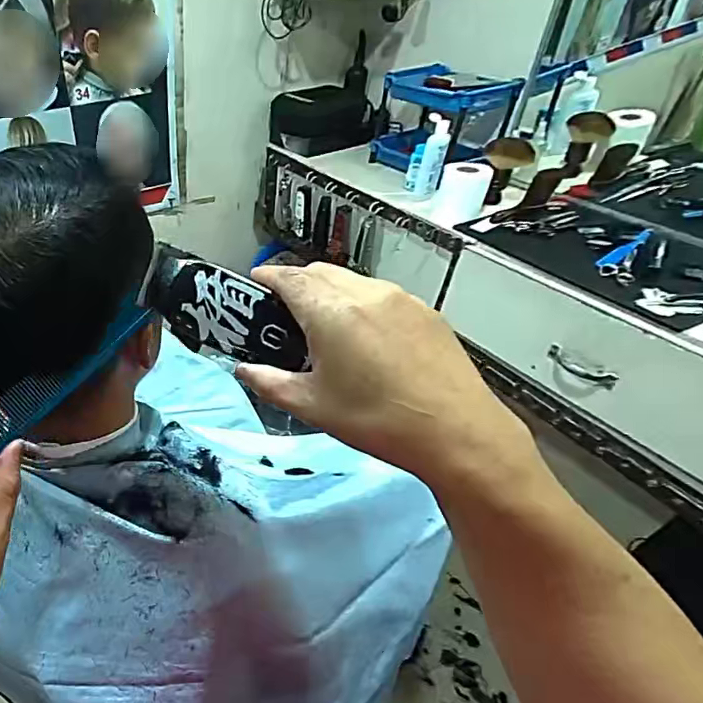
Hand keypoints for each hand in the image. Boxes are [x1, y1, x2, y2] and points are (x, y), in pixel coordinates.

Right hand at [235, 264, 530, 483]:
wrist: (455, 430)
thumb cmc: (380, 420)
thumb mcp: (312, 406)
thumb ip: (270, 383)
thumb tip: (247, 372)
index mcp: (330, 310)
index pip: (288, 277)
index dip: (267, 276)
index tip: (257, 281)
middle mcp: (366, 293)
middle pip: (320, 272)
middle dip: (297, 283)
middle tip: (285, 310)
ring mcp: (401, 299)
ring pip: (354, 282)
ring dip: (331, 292)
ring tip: (325, 327)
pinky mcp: (426, 312)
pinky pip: (383, 296)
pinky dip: (363, 305)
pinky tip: (366, 339)